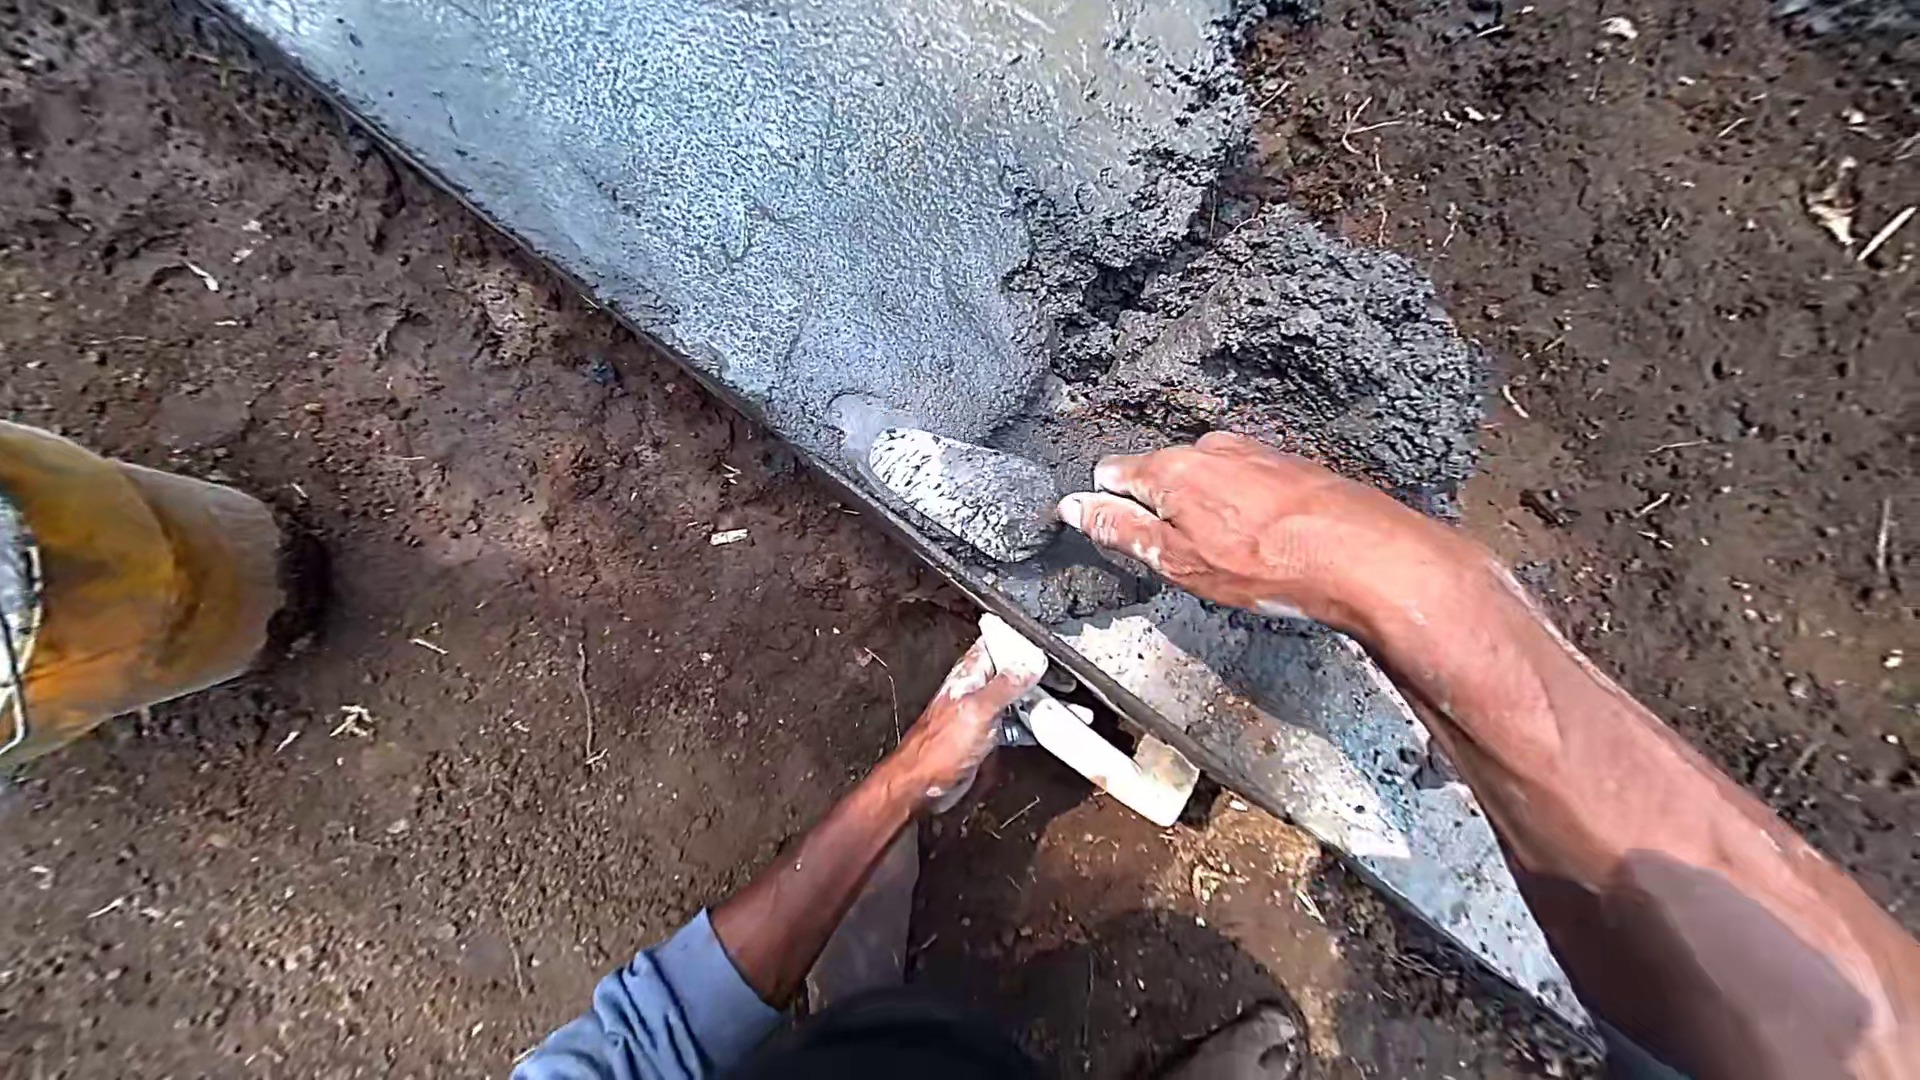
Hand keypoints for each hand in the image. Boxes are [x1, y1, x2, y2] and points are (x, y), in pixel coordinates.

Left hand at [891, 614, 1046, 810]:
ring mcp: (982, 713)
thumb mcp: (978, 710)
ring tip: (1068, 704)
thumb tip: (1031, 662)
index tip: (1044, 643)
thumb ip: (1006, 685)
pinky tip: (1052, 728)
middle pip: (1012, 672)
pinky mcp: (987, 736)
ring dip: (1041, 701)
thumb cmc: (938, 747)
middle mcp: (976, 689)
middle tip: (1064, 676)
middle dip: (1038, 673)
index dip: (1018, 640)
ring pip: (1018, 700)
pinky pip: (1017, 725)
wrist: (922, 784)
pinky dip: (1035, 725)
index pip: (996, 644)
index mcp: (969, 675)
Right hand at [1056, 432, 1477, 635]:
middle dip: (1159, 510)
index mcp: (1170, 468)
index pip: (1111, 474)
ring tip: (1229, 552)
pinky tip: (1260, 539)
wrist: (1366, 556)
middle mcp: (1206, 448)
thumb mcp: (1175, 559)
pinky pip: (1239, 482)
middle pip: (1157, 475)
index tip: (1125, 535)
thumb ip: (1118, 528)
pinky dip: (1237, 507)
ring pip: (1200, 479)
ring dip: (1201, 510)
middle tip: (1184, 556)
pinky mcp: (1283, 463)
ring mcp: (1249, 451)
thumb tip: (1075, 506)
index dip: (1109, 505)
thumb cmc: (1267, 564)